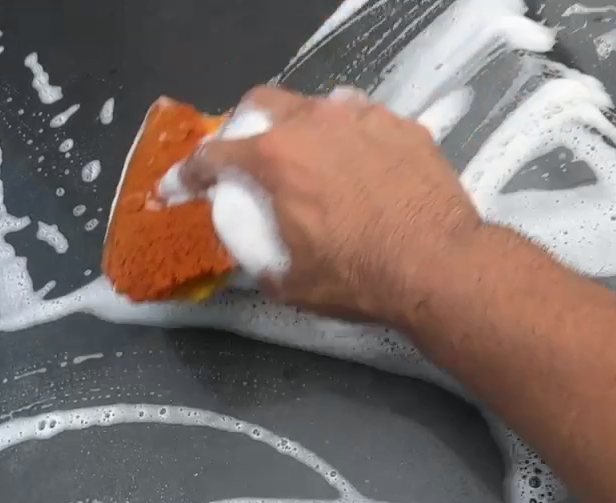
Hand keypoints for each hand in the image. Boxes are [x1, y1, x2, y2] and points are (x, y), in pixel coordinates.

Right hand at [181, 85, 487, 324]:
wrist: (438, 265)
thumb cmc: (359, 279)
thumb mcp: (293, 284)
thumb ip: (261, 262)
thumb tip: (255, 256)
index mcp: (276, 160)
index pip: (214, 155)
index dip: (188, 174)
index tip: (177, 187)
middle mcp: (314, 123)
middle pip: (262, 105)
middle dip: (243, 128)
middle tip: (246, 159)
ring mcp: (362, 117)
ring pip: (316, 106)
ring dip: (300, 129)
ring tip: (308, 160)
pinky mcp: (401, 125)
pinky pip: (362, 120)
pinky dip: (348, 138)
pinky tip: (358, 164)